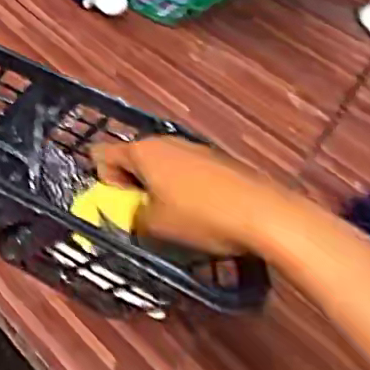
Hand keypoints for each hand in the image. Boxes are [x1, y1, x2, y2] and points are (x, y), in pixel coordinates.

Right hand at [91, 136, 299, 254]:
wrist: (268, 215)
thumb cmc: (201, 217)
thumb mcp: (157, 228)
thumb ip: (134, 220)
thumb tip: (135, 217)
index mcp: (141, 151)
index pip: (102, 154)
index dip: (105, 180)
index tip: (125, 205)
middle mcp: (163, 141)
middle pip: (134, 158)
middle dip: (135, 184)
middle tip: (148, 214)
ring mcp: (194, 147)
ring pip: (163, 164)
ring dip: (162, 186)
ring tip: (180, 217)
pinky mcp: (219, 159)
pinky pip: (189, 170)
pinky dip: (188, 188)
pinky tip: (207, 213)